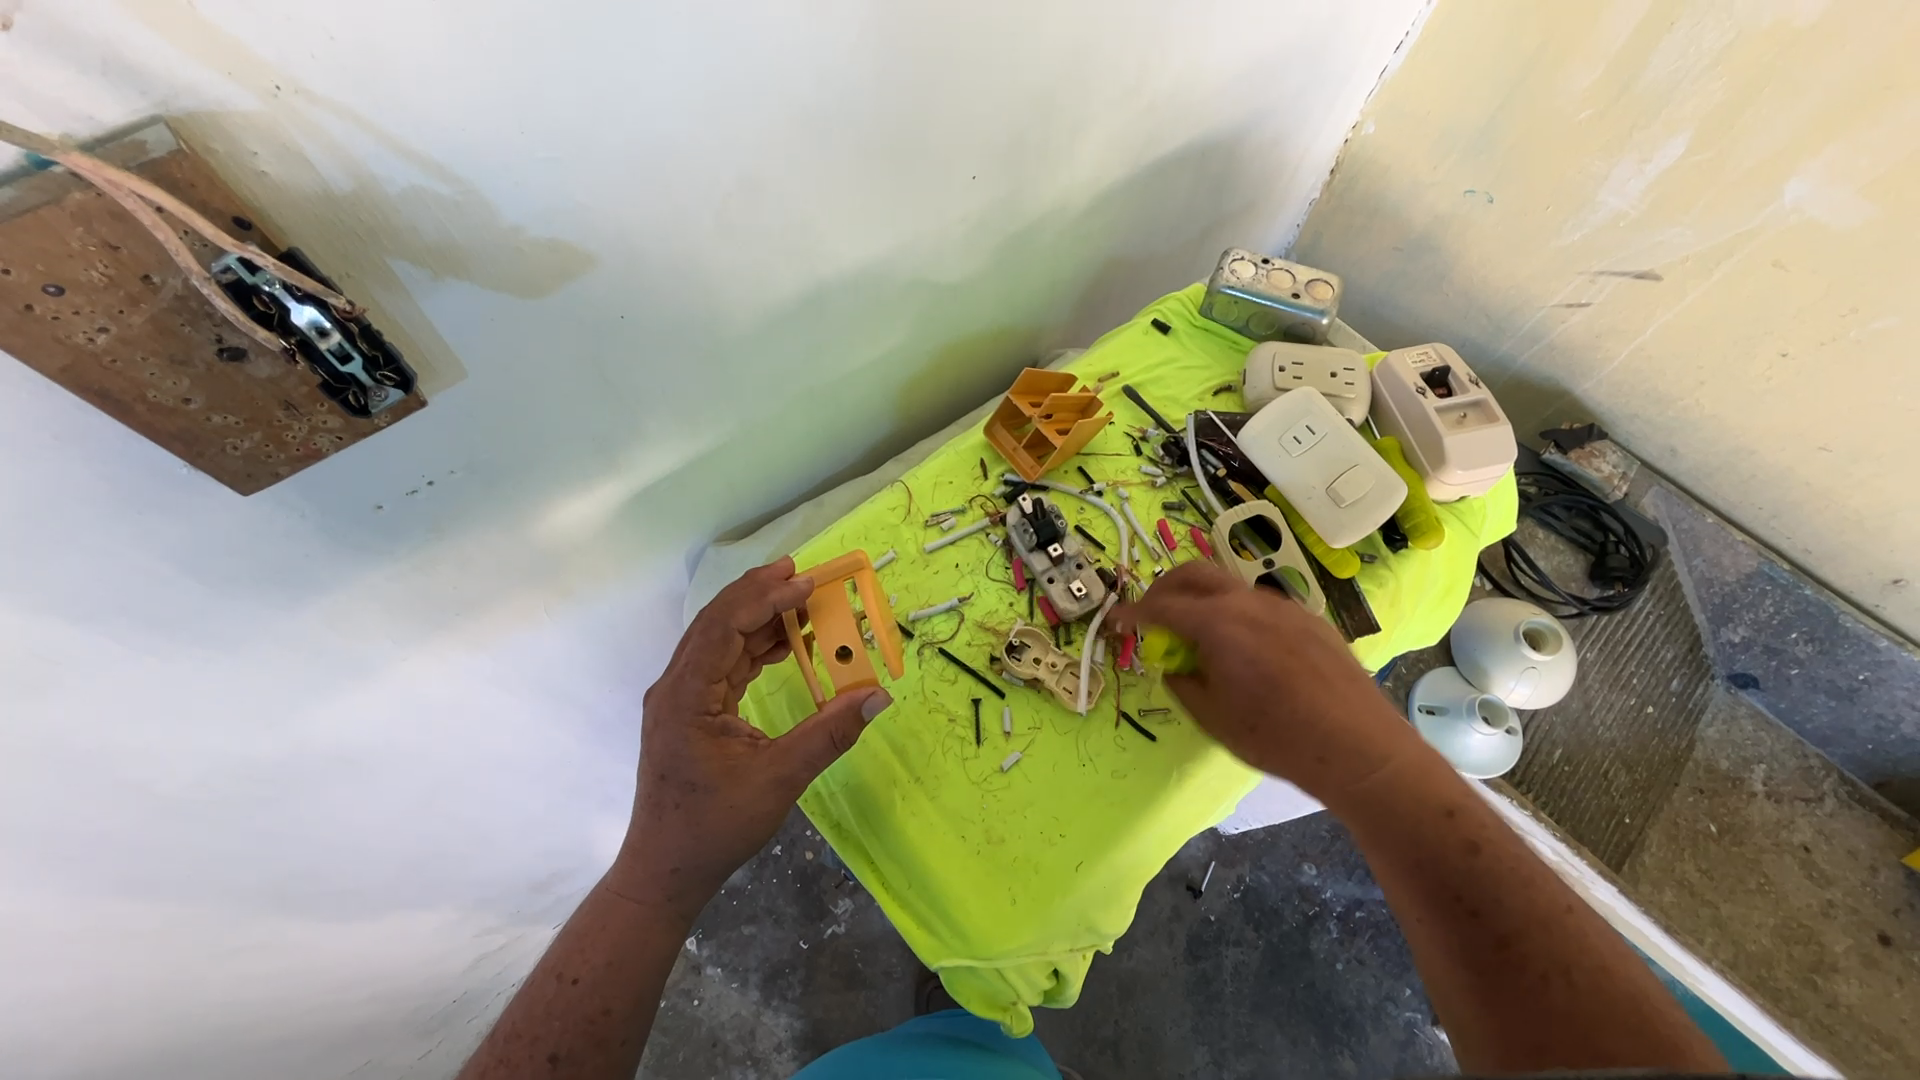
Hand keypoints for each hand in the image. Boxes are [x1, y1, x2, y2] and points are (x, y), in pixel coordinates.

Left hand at [612, 557, 890, 917]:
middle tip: (801, 572)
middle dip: (759, 593)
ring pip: (719, 641)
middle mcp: (676, 687)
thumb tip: (878, 697)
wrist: (666, 869)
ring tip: (802, 603)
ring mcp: (680, 699)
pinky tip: (785, 646)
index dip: (767, 599)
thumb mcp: (779, 778)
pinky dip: (755, 649)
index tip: (807, 583)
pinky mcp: (690, 712)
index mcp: (686, 695)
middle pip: (717, 622)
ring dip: (759, 619)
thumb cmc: (715, 826)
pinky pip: (723, 665)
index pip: (725, 626)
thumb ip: (829, 734)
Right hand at [1110, 562, 1423, 808]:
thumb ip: (1183, 682)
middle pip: (1194, 573)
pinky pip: (1259, 604)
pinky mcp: (1309, 619)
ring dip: (1201, 598)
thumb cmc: (1275, 736)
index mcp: (1217, 623)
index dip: (1132, 612)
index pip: (1160, 606)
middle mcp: (1247, 602)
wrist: (1357, 746)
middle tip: (1152, 614)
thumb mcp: (1212, 717)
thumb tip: (1175, 665)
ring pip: (1229, 585)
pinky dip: (1235, 613)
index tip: (1116, 619)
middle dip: (1164, 588)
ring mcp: (1283, 606)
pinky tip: (1243, 647)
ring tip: (1196, 632)